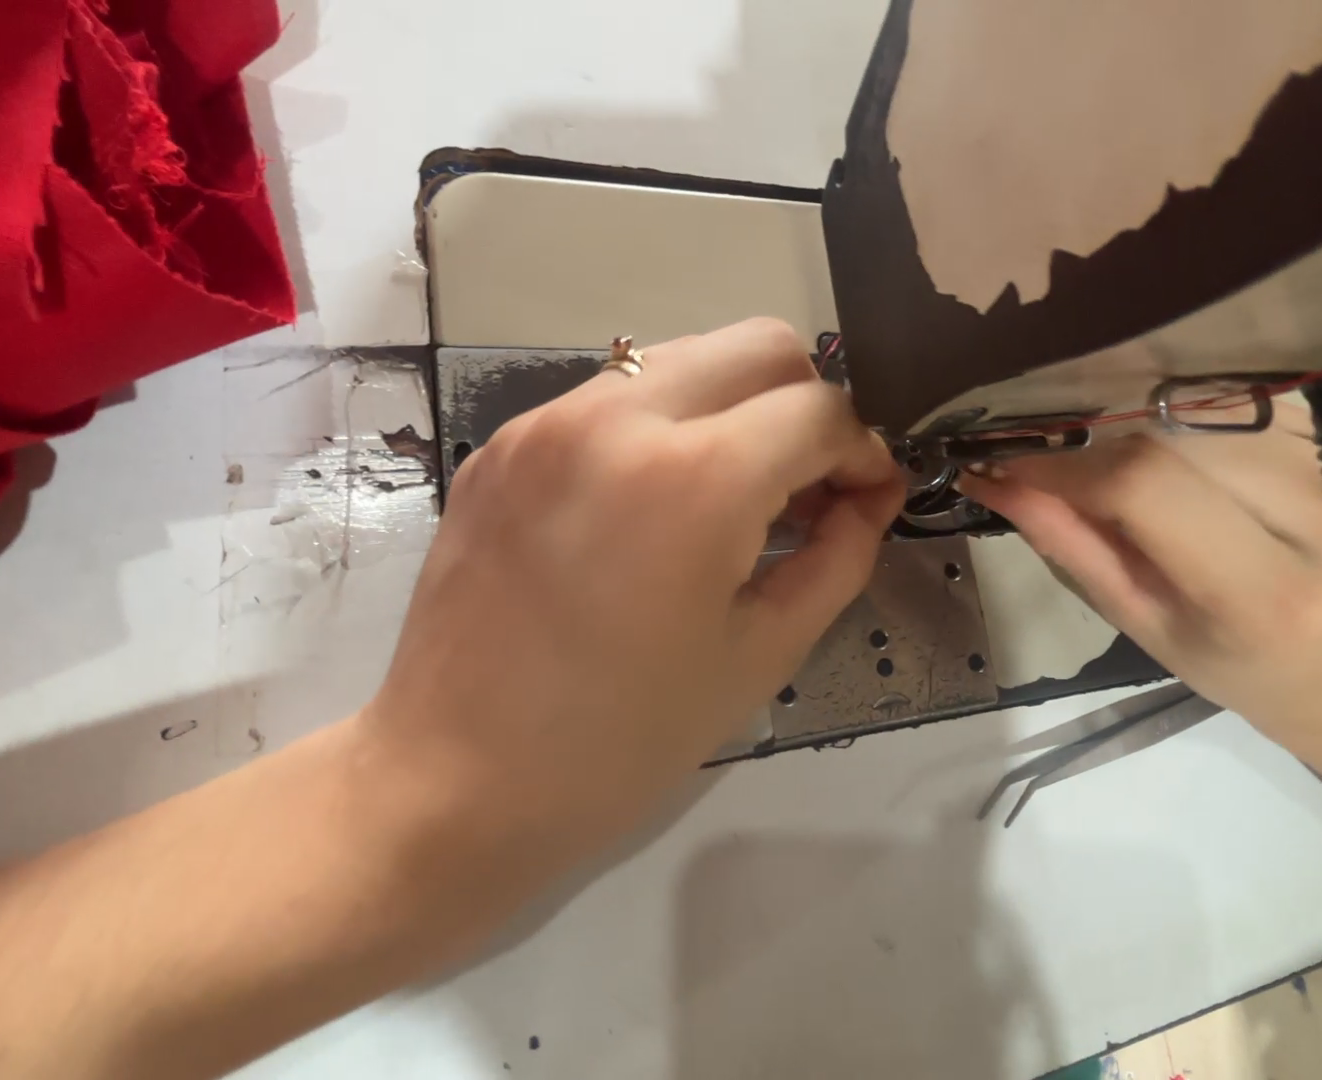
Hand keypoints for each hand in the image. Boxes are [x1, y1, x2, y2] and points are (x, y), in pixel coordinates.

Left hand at [365, 318, 902, 851]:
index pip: (821, 410)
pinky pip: (616, 396)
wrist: (453, 780)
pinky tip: (657, 506)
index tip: (868, 500)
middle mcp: (619, 418)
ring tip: (736, 494)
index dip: (865, 450)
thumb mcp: (761, 653)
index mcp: (695, 480)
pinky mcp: (506, 442)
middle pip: (760, 345)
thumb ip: (838, 557)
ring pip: (686, 358)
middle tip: (809, 485)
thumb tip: (868, 498)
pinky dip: (666, 426)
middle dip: (809, 404)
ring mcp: (549, 420)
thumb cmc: (622, 739)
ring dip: (737, 407)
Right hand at [957, 411, 1321, 739]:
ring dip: (1144, 437)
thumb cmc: (1227, 666)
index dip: (1069, 467)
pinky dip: (1192, 428)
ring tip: (1133, 485)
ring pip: (1209, 415)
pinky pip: (1248, 412)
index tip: (1012, 469)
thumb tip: (999, 484)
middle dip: (1100, 452)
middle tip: (1066, 481)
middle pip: (1174, 440)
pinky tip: (1190, 467)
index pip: (1148, 487)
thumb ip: (1072, 548)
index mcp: (1262, 595)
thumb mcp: (1138, 622)